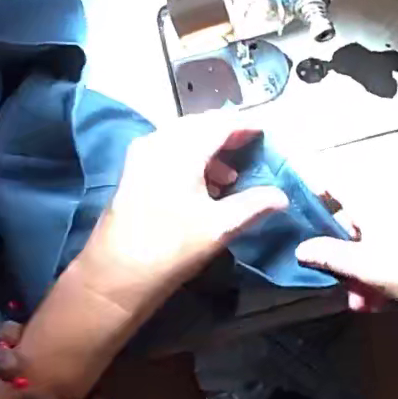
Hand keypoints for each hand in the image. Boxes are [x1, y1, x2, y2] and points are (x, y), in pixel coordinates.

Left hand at [17, 115, 290, 398]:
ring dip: (206, 148)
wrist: (115, 275)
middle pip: (198, 125)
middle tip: (247, 148)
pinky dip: (188, 157)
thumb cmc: (171, 248)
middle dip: (225, 134)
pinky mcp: (132, 171)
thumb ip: (253, 206)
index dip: (244, 126)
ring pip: (181, 137)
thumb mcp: (219, 228)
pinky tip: (200, 185)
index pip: (219, 124)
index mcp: (182, 151)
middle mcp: (159, 143)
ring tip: (227, 177)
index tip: (263, 133)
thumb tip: (282, 196)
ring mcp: (141, 155)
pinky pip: (166, 149)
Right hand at [295, 185, 397, 319]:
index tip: (292, 224)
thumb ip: (328, 255)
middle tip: (330, 281)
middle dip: (334, 253)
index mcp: (367, 195)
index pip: (327, 182)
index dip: (307, 198)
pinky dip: (376, 270)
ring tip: (360, 303)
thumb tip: (300, 248)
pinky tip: (378, 302)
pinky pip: (384, 247)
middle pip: (344, 217)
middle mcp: (382, 199)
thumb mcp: (365, 265)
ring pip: (364, 239)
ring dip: (356, 270)